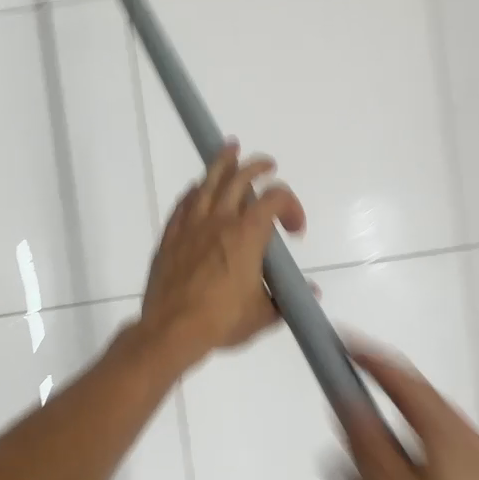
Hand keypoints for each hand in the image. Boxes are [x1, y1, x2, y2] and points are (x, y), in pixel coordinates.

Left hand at [136, 143, 304, 368]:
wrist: (171, 330)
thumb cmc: (221, 321)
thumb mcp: (262, 315)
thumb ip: (285, 300)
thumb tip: (310, 294)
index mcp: (247, 234)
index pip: (276, 198)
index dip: (292, 206)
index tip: (295, 230)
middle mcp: (219, 222)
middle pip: (239, 177)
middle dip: (257, 166)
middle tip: (266, 165)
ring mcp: (190, 228)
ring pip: (206, 183)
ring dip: (221, 164)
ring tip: (229, 149)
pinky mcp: (169, 240)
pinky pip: (182, 206)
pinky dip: (193, 194)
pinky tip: (195, 192)